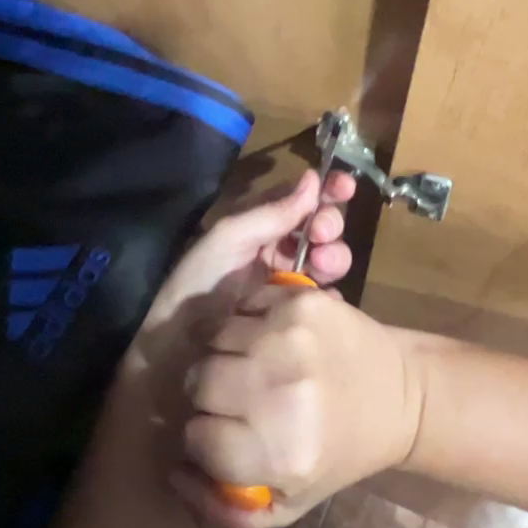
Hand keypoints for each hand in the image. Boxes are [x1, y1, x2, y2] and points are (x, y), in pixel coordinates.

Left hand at [126, 169, 357, 388]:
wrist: (182, 349)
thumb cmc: (200, 283)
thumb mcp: (230, 238)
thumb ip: (271, 211)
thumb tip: (313, 179)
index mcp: (259, 226)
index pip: (299, 200)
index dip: (326, 190)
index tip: (345, 186)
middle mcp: (277, 250)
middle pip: (320, 228)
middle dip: (330, 224)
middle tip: (322, 233)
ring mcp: (289, 284)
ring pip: (328, 260)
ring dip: (334, 255)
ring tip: (324, 264)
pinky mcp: (294, 317)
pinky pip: (324, 300)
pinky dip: (332, 293)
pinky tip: (328, 296)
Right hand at [170, 282, 423, 527]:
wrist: (400, 394)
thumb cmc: (338, 453)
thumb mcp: (287, 503)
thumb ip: (221, 508)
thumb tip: (172, 471)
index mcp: (279, 451)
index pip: (196, 437)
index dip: (202, 437)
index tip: (222, 434)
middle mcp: (283, 390)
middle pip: (198, 381)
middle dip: (206, 392)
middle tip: (232, 396)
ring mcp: (291, 337)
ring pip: (213, 336)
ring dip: (222, 351)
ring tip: (248, 364)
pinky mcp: (302, 300)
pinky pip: (242, 303)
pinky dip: (245, 319)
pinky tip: (266, 337)